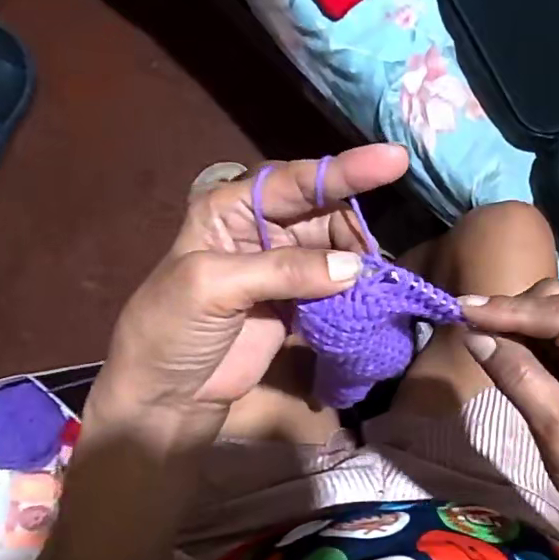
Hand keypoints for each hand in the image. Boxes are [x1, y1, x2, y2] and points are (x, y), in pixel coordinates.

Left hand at [91, 145, 410, 442]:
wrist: (162, 399)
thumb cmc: (170, 330)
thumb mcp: (214, 287)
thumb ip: (283, 271)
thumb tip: (354, 268)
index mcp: (230, 210)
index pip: (295, 181)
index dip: (346, 170)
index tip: (396, 160)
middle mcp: (258, 231)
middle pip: (322, 214)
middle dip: (352, 230)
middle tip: (372, 263)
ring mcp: (278, 270)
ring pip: (333, 251)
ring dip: (357, 265)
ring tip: (374, 285)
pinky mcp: (293, 307)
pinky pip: (333, 289)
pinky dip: (353, 293)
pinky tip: (368, 300)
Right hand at [459, 280, 558, 549]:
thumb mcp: (557, 429)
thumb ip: (518, 377)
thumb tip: (472, 334)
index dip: (513, 311)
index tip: (464, 311)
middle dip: (514, 311)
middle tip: (468, 325)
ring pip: (554, 310)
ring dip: (515, 319)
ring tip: (480, 333)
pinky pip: (550, 329)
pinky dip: (521, 332)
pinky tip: (499, 343)